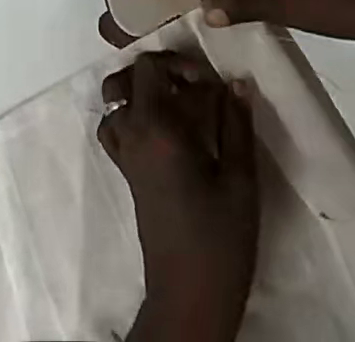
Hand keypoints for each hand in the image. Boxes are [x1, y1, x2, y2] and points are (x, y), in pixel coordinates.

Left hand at [99, 50, 258, 340]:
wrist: (189, 292)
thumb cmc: (219, 236)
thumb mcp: (240, 177)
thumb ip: (237, 124)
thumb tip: (237, 82)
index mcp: (157, 129)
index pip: (148, 69)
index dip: (177, 62)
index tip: (209, 82)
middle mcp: (132, 135)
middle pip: (124, 81)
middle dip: (157, 72)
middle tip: (192, 86)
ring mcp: (125, 156)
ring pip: (114, 105)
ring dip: (139, 93)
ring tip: (177, 103)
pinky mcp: (127, 174)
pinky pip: (115, 129)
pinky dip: (131, 116)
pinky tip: (166, 129)